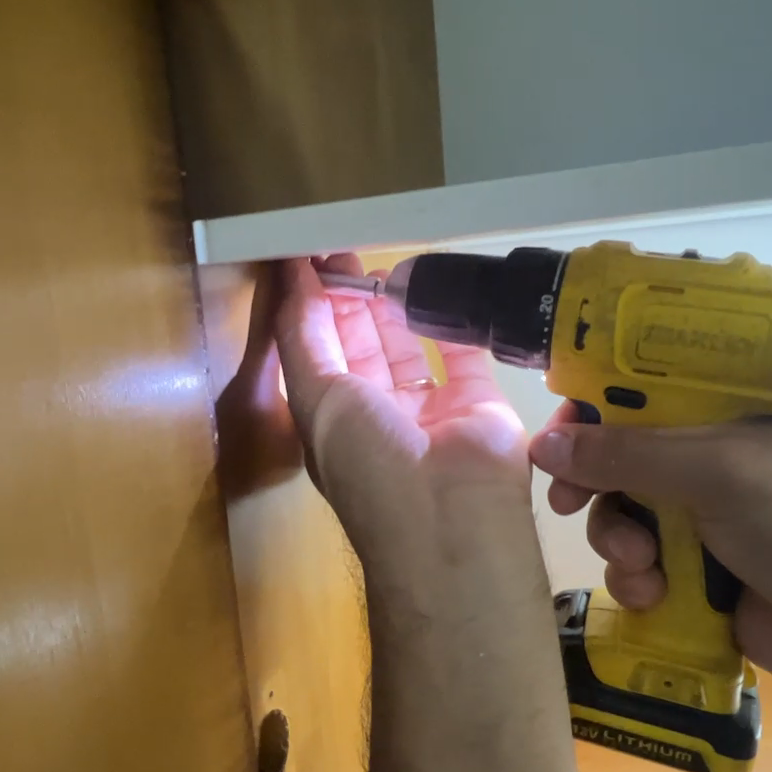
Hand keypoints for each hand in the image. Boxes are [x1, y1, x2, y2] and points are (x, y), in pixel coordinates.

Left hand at [274, 255, 529, 547]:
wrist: (449, 522)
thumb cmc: (367, 461)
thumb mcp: (315, 397)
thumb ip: (302, 334)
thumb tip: (294, 276)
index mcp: (330, 416)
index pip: (316, 349)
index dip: (311, 304)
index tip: (311, 257)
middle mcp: (376, 413)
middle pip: (361, 342)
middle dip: (350, 296)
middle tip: (348, 249)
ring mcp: (428, 409)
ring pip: (407, 343)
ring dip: (395, 304)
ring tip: (387, 259)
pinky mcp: (477, 403)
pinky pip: (462, 350)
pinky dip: (450, 317)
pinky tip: (436, 281)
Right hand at [529, 416, 771, 699]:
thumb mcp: (715, 473)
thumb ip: (625, 455)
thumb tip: (541, 444)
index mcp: (731, 417)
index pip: (646, 396)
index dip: (596, 411)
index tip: (557, 436)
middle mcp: (713, 462)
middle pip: (622, 458)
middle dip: (594, 485)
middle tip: (566, 504)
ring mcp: (704, 519)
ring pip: (623, 514)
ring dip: (616, 540)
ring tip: (641, 566)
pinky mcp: (696, 572)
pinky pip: (638, 563)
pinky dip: (636, 579)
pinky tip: (653, 595)